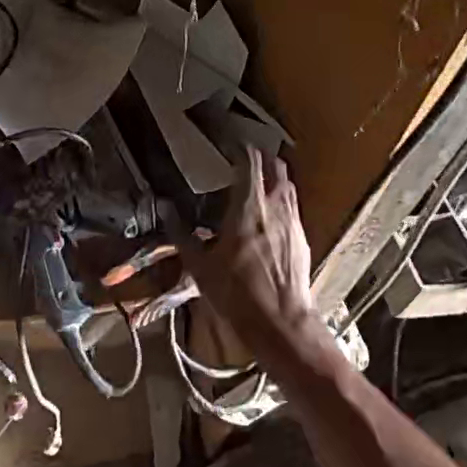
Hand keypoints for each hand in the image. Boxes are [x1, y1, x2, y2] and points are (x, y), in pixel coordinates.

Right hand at [188, 148, 316, 346]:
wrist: (281, 322)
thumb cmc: (236, 293)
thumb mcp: (200, 267)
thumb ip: (181, 233)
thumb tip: (164, 207)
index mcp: (248, 206)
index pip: (250, 161)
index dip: (240, 148)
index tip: (229, 145)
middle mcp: (275, 205)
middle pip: (275, 165)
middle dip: (261, 157)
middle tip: (244, 159)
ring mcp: (293, 220)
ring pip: (287, 184)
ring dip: (273, 176)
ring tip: (257, 182)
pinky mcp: (303, 237)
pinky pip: (292, 206)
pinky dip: (281, 199)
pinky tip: (269, 215)